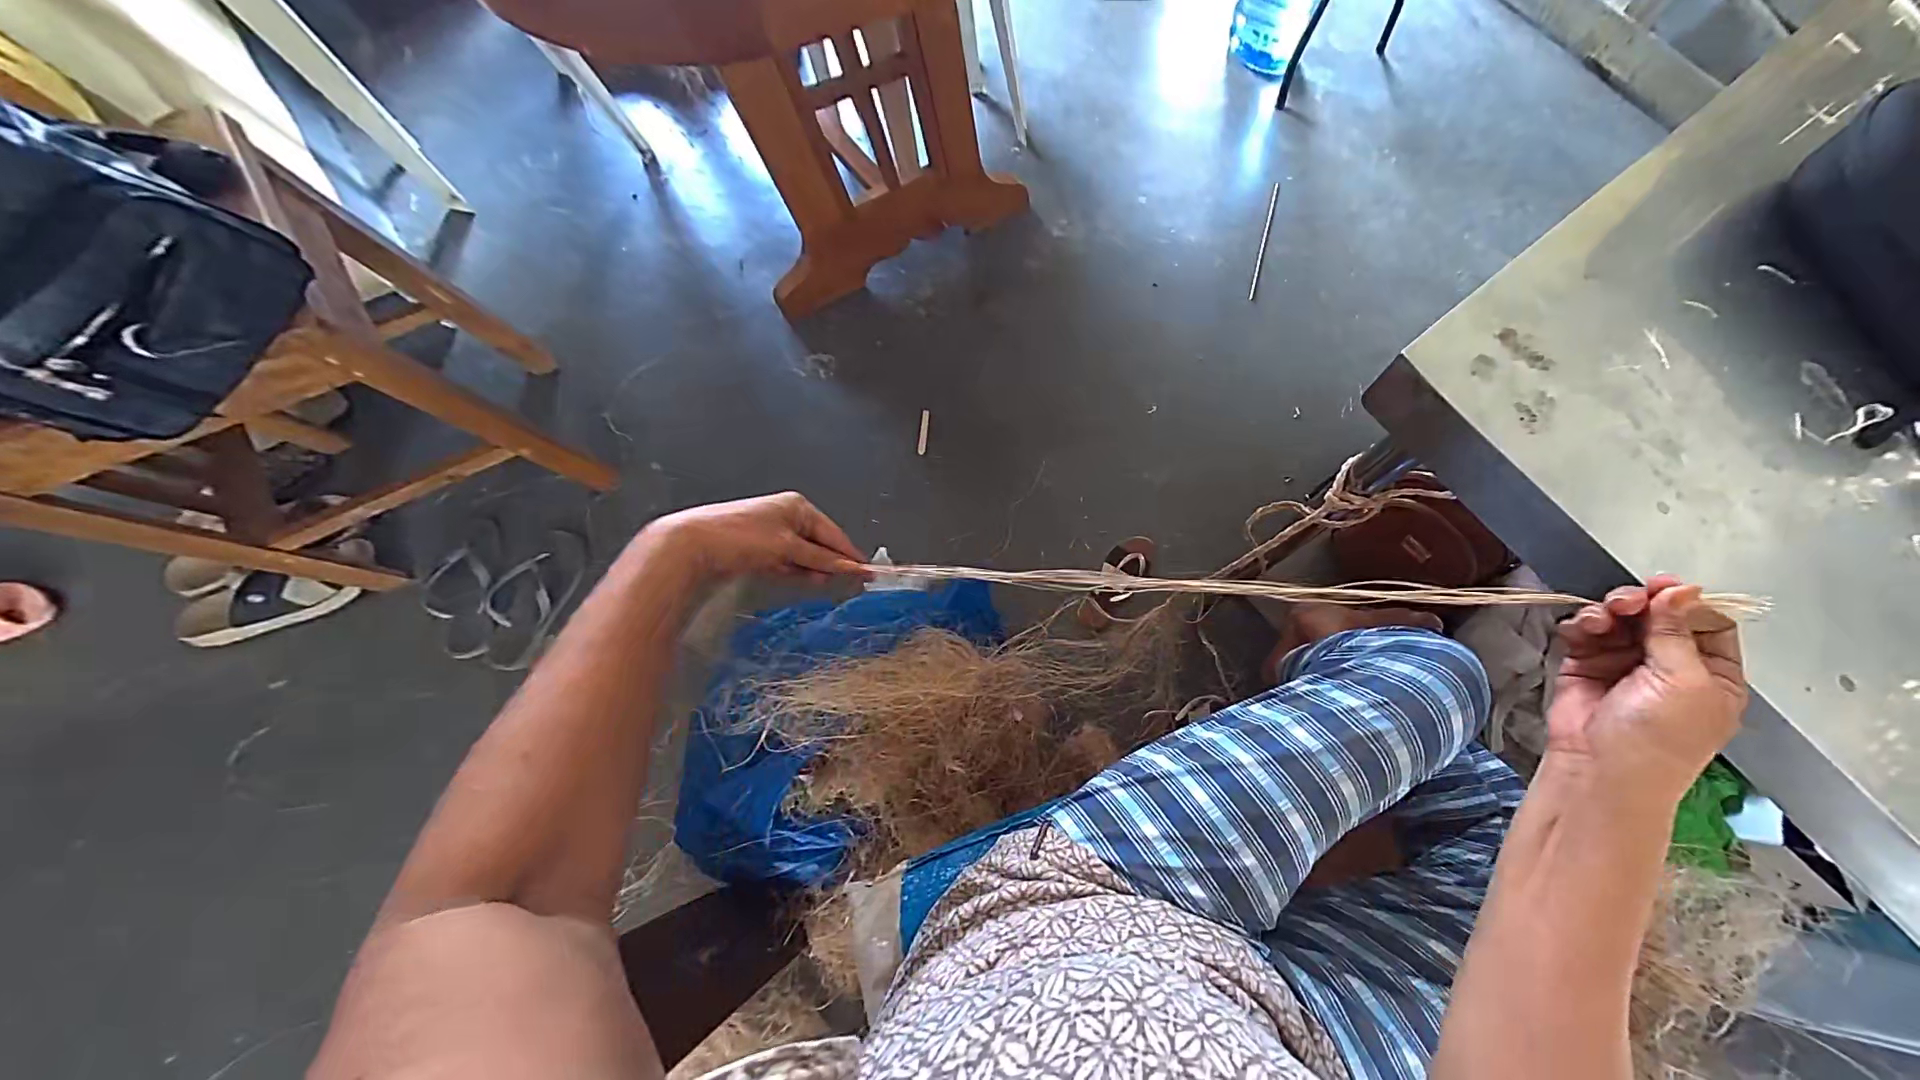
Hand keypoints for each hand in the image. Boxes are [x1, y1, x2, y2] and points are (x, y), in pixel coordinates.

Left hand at [644, 493, 867, 583]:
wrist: (693, 545)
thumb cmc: (743, 538)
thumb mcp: (788, 548)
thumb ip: (822, 559)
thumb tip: (853, 567)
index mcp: (797, 506)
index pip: (833, 532)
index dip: (849, 553)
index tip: (866, 572)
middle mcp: (786, 515)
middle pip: (819, 543)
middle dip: (830, 562)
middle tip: (847, 583)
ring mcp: (771, 532)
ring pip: (803, 554)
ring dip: (813, 568)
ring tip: (825, 583)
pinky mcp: (758, 548)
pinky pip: (786, 560)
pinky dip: (796, 570)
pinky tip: (804, 580)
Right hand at [1547, 575, 1746, 804]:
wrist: (1600, 765)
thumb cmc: (1657, 735)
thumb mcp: (1682, 681)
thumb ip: (1676, 632)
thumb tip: (1682, 590)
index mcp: (1710, 673)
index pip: (1705, 623)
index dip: (1684, 602)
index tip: (1663, 586)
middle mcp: (1668, 665)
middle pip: (1656, 617)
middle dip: (1639, 604)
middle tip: (1625, 602)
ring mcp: (1623, 665)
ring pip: (1617, 622)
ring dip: (1606, 613)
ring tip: (1598, 618)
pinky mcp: (1584, 665)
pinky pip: (1583, 634)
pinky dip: (1580, 626)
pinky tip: (1580, 629)